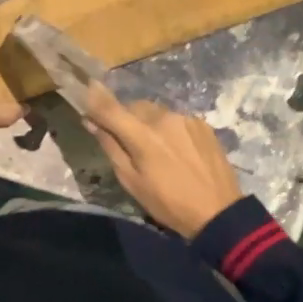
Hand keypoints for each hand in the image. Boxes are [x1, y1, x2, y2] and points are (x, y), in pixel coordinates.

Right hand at [84, 83, 242, 238]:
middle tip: (124, 139)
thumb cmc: (167, 203)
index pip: (110, 108)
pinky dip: (167, 128)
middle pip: (134, 107)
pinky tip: (175, 150)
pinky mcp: (202, 124)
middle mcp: (164, 118)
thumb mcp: (131, 182)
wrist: (217, 211)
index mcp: (143, 135)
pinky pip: (175, 119)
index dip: (94, 99)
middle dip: (124, 118)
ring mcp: (186, 118)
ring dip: (146, 122)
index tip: (84, 90)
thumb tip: (92, 123)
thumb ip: (111, 148)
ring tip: (154, 148)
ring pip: (155, 111)